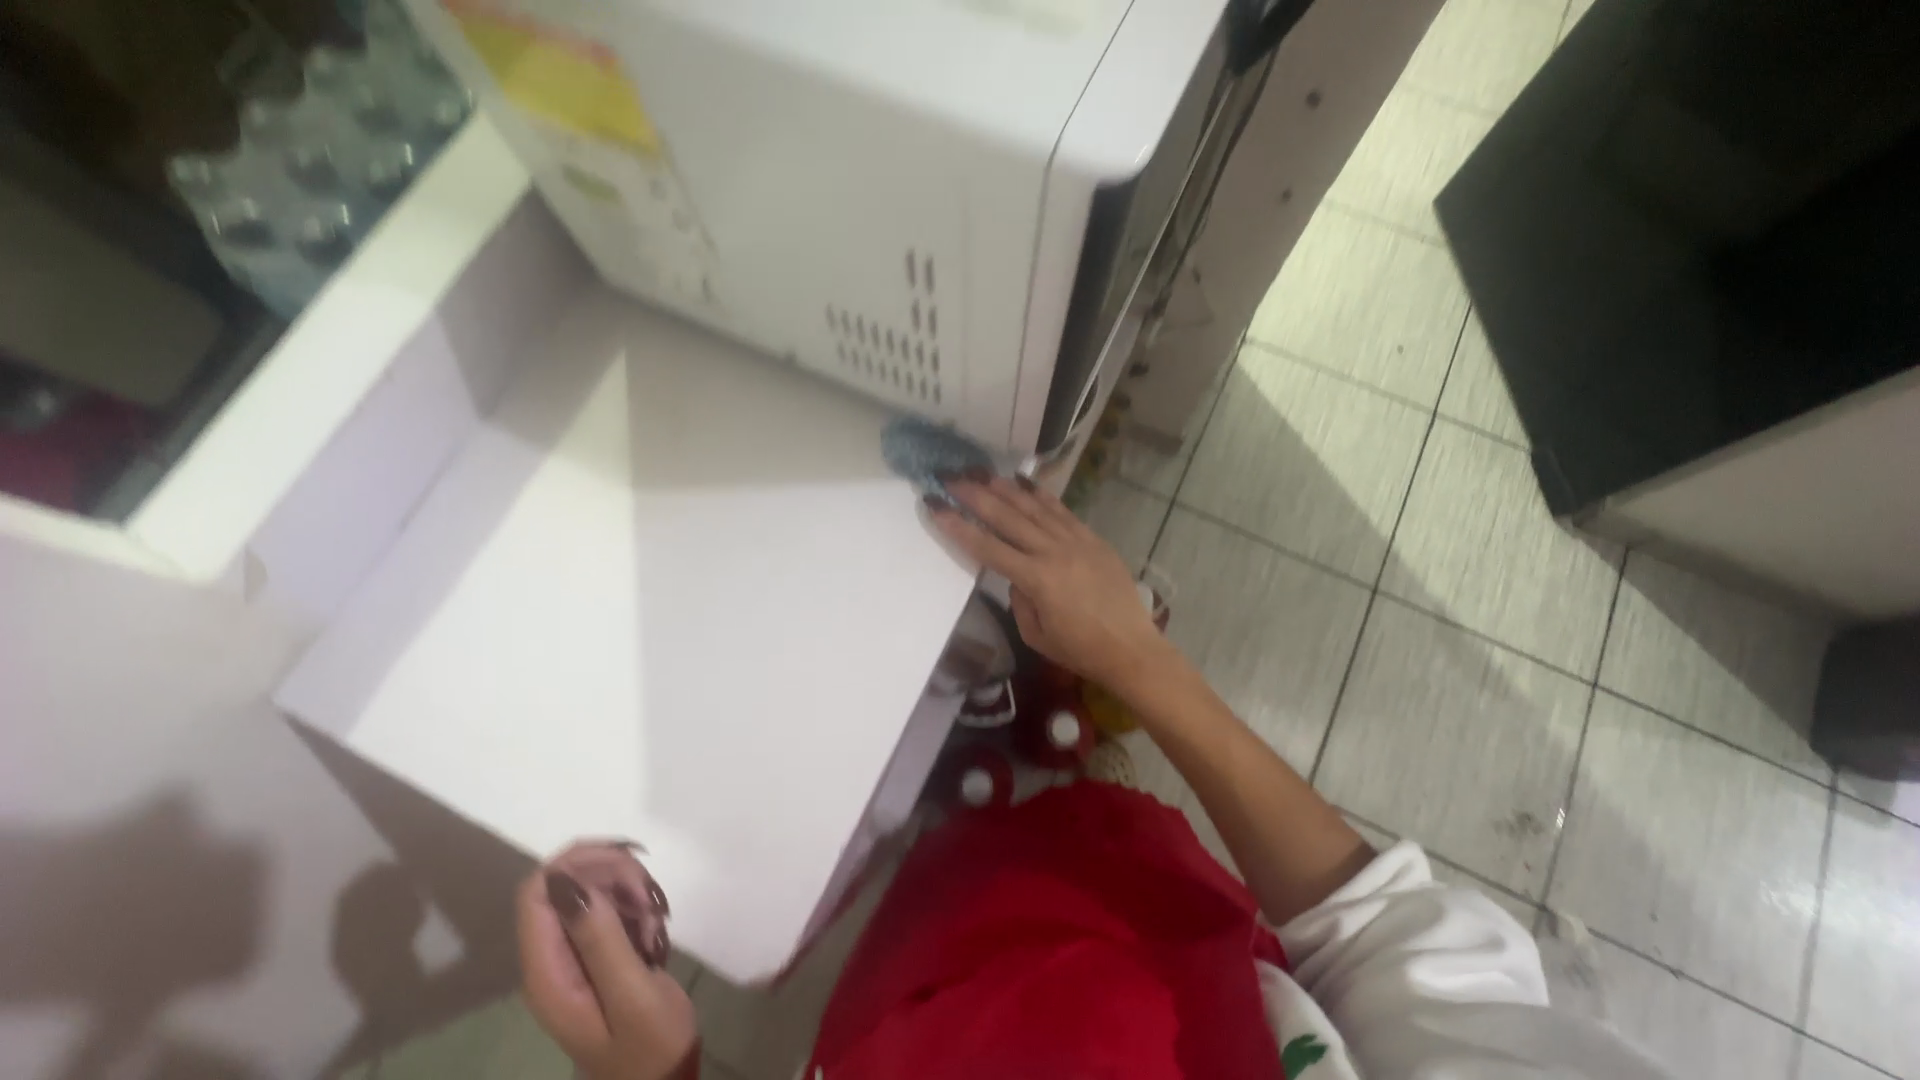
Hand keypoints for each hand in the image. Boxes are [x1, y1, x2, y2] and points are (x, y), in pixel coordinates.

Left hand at [517, 842, 696, 1079]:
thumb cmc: (649, 1048)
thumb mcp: (631, 994)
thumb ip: (600, 937)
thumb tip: (568, 881)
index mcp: (547, 973)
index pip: (537, 893)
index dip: (576, 863)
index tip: (628, 862)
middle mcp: (551, 960)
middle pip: (565, 885)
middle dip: (613, 876)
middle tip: (653, 899)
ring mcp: (574, 958)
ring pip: (591, 893)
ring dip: (630, 893)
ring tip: (659, 923)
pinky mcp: (597, 957)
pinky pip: (609, 911)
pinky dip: (636, 909)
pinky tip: (657, 932)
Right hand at [929, 474, 1174, 691]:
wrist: (1131, 648)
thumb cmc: (1080, 650)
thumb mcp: (1036, 635)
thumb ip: (1019, 601)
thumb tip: (1016, 576)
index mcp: (1036, 580)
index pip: (988, 548)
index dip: (958, 526)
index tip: (936, 506)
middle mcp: (1054, 552)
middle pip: (1007, 518)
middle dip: (976, 496)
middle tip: (951, 477)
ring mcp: (1076, 541)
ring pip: (1034, 507)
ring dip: (1005, 489)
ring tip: (981, 473)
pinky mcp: (1092, 539)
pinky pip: (1061, 511)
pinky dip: (1041, 494)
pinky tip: (1024, 482)